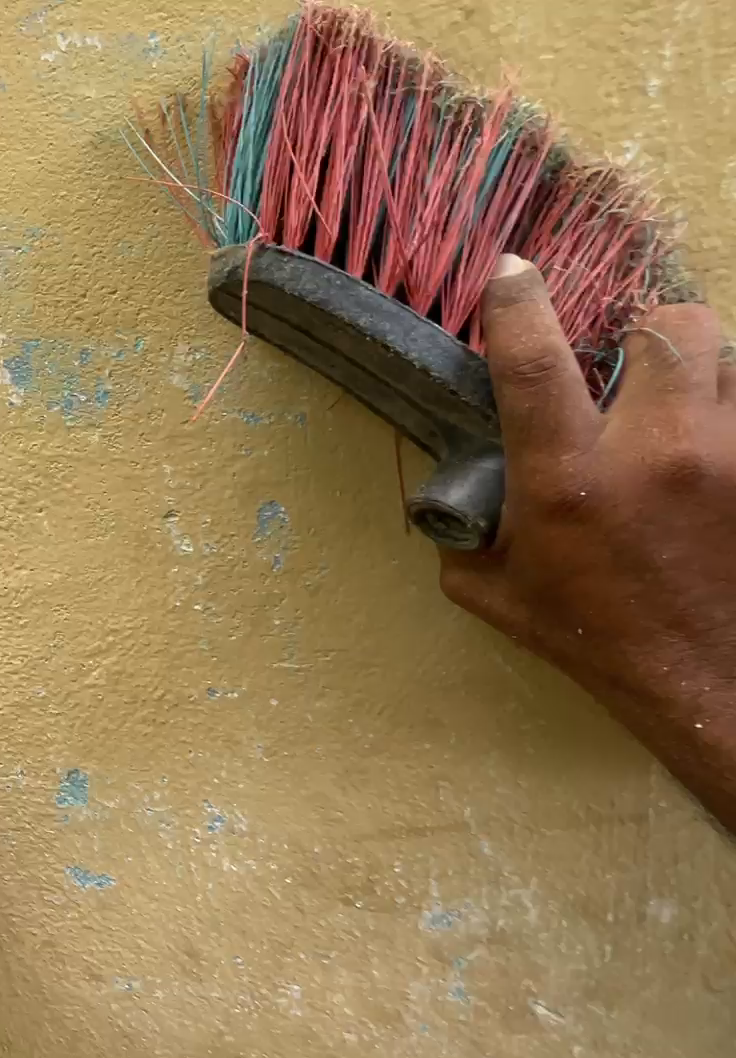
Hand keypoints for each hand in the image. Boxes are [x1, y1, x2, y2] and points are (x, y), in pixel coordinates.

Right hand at [440, 254, 735, 827]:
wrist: (705, 676)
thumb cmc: (579, 630)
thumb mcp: (484, 581)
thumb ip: (466, 522)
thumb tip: (460, 481)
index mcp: (566, 482)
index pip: (533, 372)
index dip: (517, 310)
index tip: (511, 270)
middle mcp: (657, 454)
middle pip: (672, 332)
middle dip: (639, 322)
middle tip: (614, 345)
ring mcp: (732, 458)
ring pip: (728, 353)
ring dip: (689, 352)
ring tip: (661, 382)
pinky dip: (718, 400)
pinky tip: (693, 434)